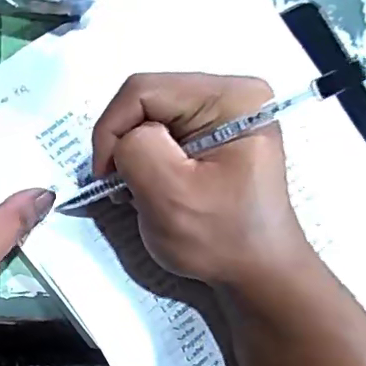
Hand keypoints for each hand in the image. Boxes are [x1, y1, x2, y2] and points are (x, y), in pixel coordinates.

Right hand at [90, 72, 312, 290]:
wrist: (259, 274)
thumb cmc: (220, 238)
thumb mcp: (170, 195)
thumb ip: (138, 151)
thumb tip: (124, 142)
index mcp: (231, 97)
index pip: (142, 90)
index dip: (111, 131)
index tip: (106, 178)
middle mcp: (232, 94)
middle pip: (147, 101)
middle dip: (124, 144)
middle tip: (122, 189)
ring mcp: (226, 115)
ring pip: (151, 119)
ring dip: (134, 156)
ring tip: (139, 192)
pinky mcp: (216, 136)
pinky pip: (165, 135)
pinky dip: (148, 162)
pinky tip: (154, 188)